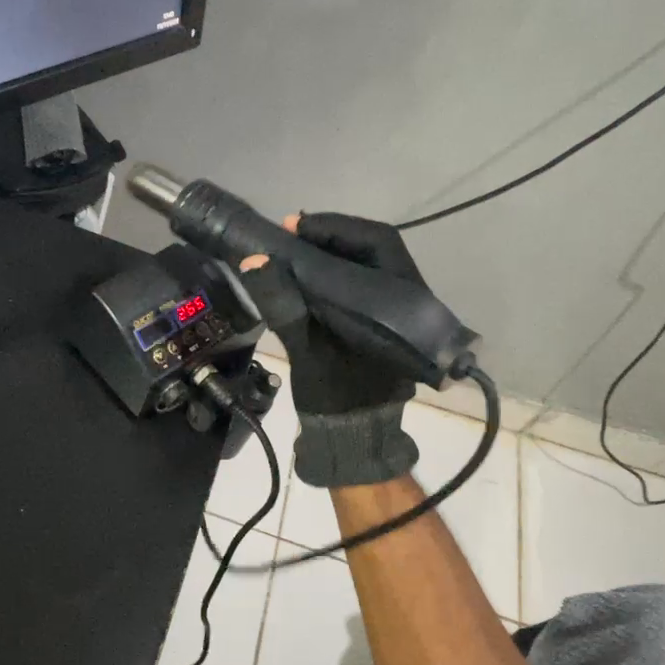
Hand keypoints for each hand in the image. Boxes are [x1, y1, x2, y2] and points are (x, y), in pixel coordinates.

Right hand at [238, 212, 425, 487]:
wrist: (355, 438)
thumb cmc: (336, 396)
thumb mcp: (307, 351)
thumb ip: (284, 305)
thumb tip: (255, 260)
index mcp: (400, 303)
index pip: (374, 243)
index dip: (333, 228)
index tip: (292, 226)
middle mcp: (409, 300)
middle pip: (372, 248)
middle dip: (330, 236)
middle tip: (289, 236)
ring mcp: (398, 313)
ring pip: (368, 265)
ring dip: (332, 254)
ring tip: (293, 252)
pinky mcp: (383, 323)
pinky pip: (363, 285)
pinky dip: (335, 274)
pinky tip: (307, 277)